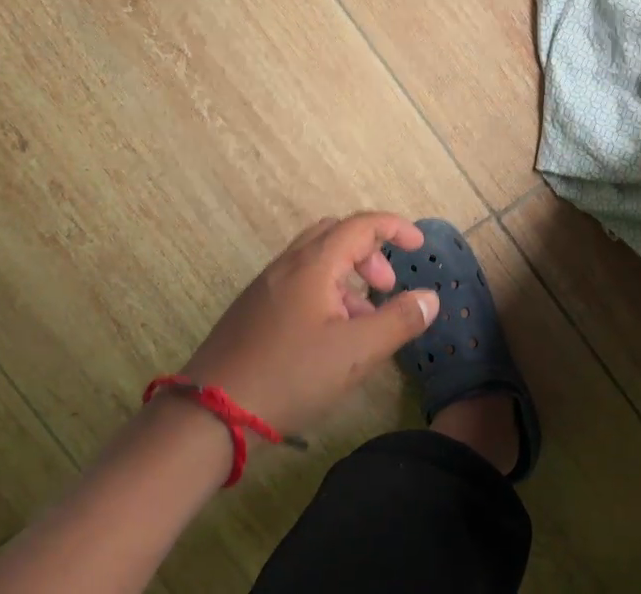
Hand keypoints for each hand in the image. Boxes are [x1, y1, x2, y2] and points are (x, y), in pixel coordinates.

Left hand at [182, 213, 437, 434]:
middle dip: (369, 251)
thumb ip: (398, 321)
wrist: (210, 415)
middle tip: (387, 286)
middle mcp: (287, 265)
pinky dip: (325, 292)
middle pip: (335, 234)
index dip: (394, 228)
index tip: (419, 245)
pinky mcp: (252, 311)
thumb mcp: (356, 353)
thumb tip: (429, 298)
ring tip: (363, 319)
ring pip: (315, 261)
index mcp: (313, 265)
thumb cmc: (290, 377)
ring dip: (347, 275)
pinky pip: (298, 283)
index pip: (361, 225)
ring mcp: (265, 287)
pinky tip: (330, 336)